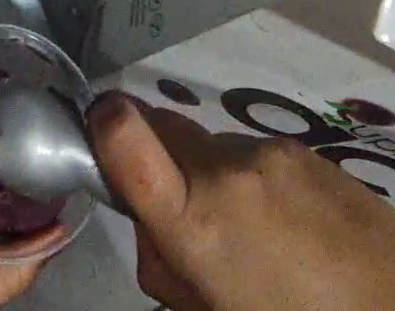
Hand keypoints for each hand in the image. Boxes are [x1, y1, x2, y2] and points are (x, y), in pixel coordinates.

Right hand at [89, 94, 394, 310]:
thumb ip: (172, 269)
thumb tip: (159, 232)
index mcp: (198, 223)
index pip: (124, 136)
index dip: (99, 125)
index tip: (97, 136)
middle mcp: (223, 170)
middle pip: (154, 130)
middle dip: (150, 164)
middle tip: (187, 227)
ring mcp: (263, 152)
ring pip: (199, 147)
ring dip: (203, 180)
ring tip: (254, 242)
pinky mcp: (297, 148)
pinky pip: (242, 155)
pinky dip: (244, 183)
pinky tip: (288, 232)